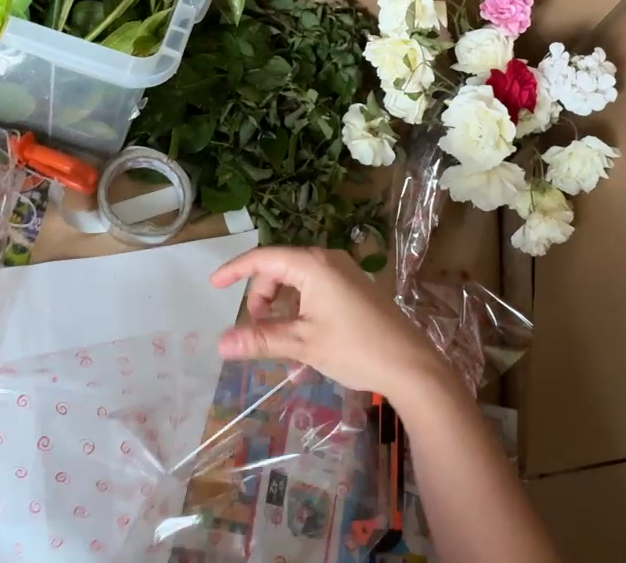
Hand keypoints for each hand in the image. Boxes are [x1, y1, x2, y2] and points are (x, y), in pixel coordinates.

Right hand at [210, 247, 450, 400]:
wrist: (412, 366)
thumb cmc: (355, 348)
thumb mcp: (303, 344)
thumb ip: (261, 339)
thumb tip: (221, 343)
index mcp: (313, 265)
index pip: (264, 258)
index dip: (235, 270)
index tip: (213, 285)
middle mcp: (328, 262)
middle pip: (280, 273)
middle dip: (263, 303)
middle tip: (258, 333)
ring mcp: (344, 276)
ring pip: (297, 290)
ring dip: (283, 319)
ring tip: (281, 355)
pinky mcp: (354, 292)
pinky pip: (316, 299)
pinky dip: (302, 321)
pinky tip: (302, 362)